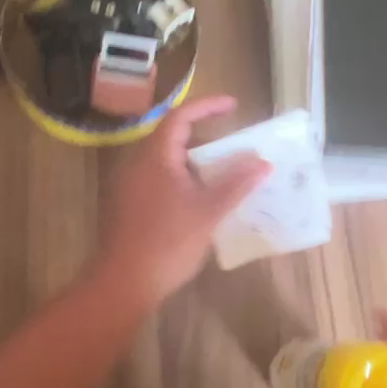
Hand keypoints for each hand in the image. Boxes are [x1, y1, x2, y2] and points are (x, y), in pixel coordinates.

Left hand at [93, 95, 270, 308]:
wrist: (123, 283)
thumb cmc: (168, 242)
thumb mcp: (209, 211)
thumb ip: (236, 183)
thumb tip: (262, 161)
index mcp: (155, 156)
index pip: (180, 116)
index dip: (207, 106)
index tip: (233, 105)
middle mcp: (136, 163)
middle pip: (169, 134)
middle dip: (201, 131)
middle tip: (230, 138)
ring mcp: (128, 184)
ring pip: (162, 158)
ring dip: (191, 156)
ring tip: (219, 167)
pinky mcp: (126, 204)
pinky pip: (156, 176)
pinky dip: (180, 175)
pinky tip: (198, 195)